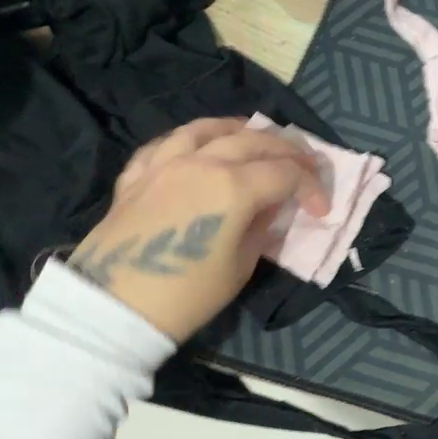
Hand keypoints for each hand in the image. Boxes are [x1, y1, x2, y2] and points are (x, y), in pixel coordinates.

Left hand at [69, 117, 330, 341]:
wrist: (115, 309)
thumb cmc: (189, 295)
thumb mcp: (242, 266)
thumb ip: (262, 227)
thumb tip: (270, 208)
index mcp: (233, 187)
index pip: (287, 173)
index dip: (312, 188)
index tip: (322, 210)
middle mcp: (201, 163)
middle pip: (254, 141)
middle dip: (288, 151)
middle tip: (305, 165)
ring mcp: (163, 165)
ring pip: (208, 129)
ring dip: (239, 130)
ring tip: (255, 135)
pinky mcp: (135, 177)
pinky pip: (166, 144)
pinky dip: (191, 140)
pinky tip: (200, 147)